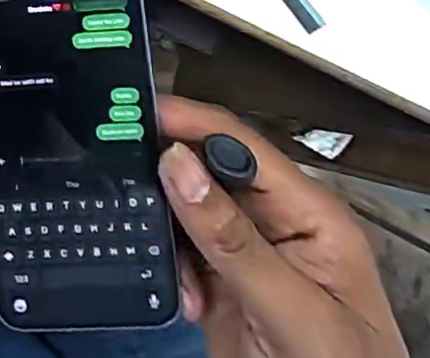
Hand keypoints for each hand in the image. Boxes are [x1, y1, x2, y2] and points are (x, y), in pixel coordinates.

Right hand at [156, 96, 406, 357]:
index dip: (185, 121)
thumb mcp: (293, 313)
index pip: (238, 143)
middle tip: (121, 168)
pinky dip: (170, 262)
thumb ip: (233, 239)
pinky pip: (179, 243)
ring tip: (163, 254)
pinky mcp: (222, 278)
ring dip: (166, 226)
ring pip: (184, 203)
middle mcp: (275, 220)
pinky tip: (185, 295)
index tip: (132, 115)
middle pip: (206, 166)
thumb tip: (177, 160)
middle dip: (166, 172)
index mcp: (308, 212)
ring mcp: (247, 250)